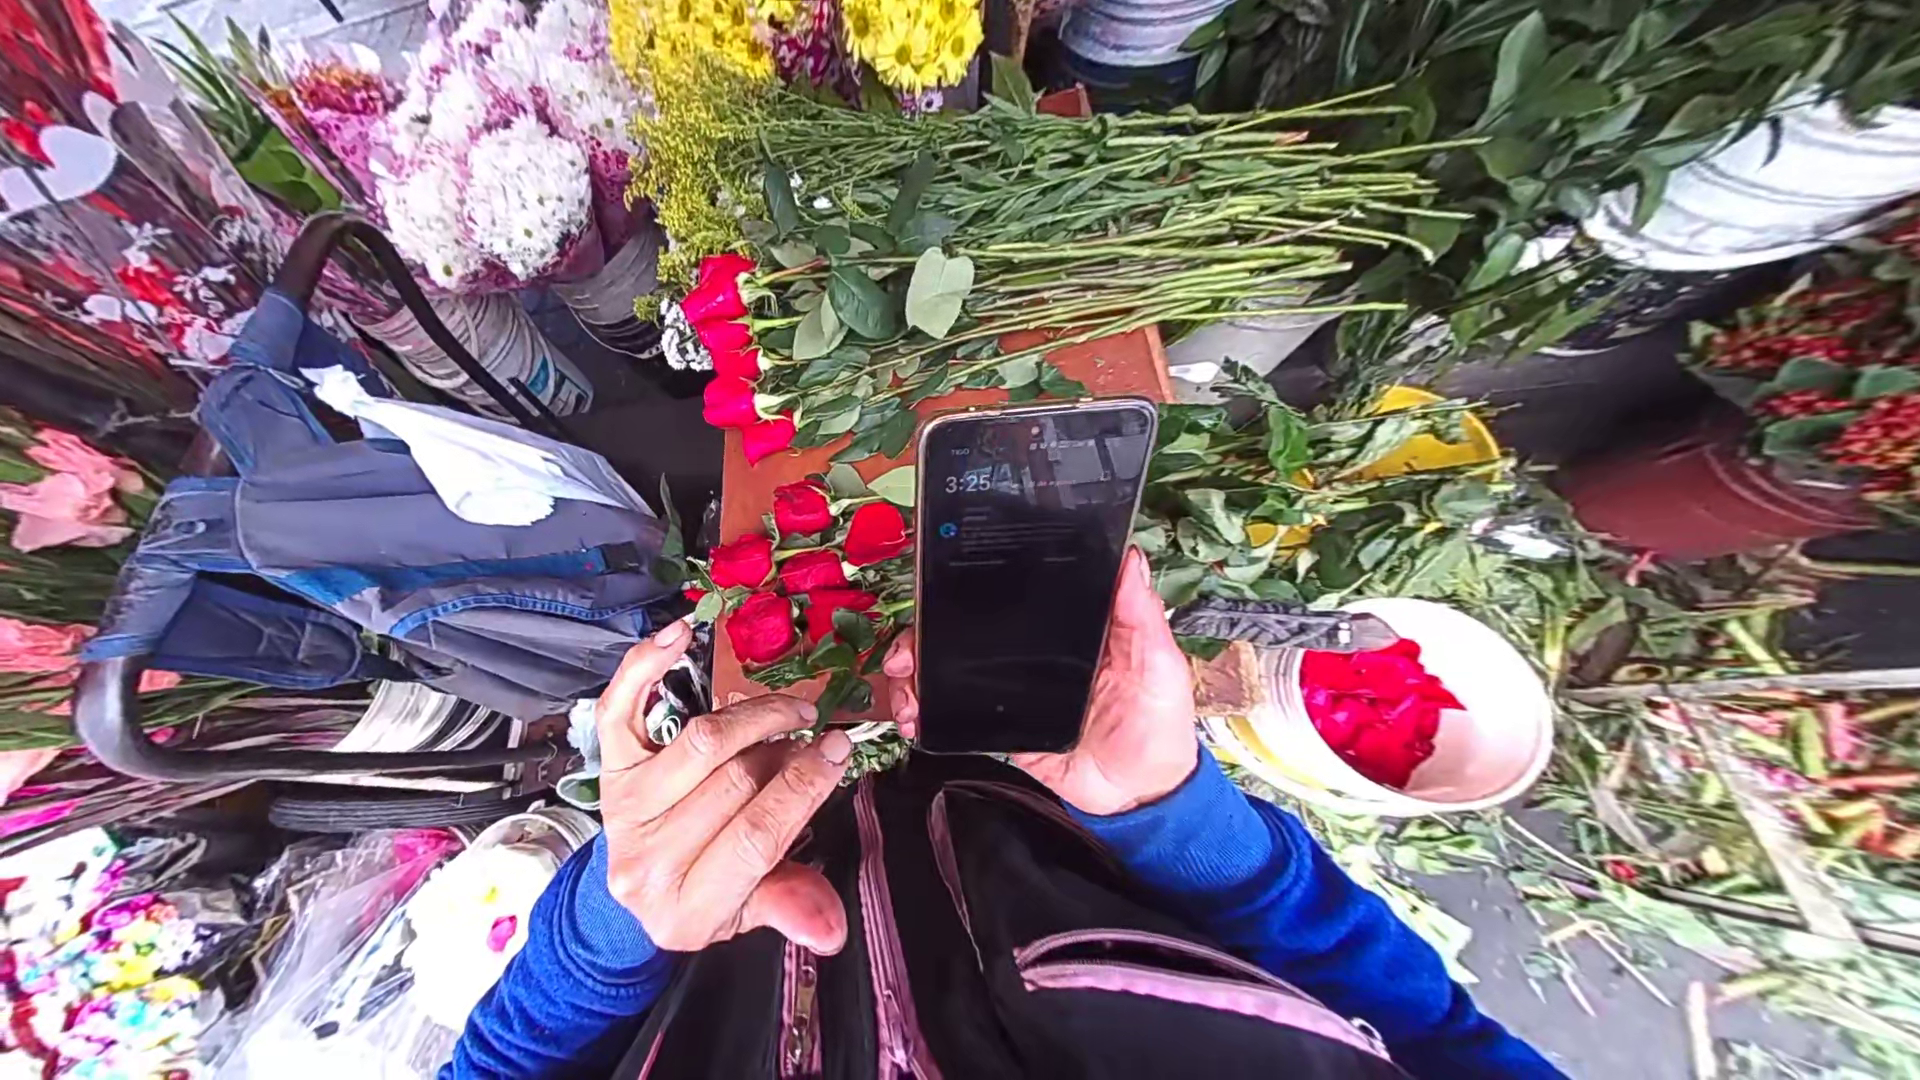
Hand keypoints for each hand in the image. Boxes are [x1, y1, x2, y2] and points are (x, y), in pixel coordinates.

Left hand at [594, 619, 852, 953]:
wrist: (635, 889)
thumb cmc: (701, 894)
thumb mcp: (748, 912)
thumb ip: (788, 906)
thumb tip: (833, 926)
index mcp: (686, 903)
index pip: (757, 837)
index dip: (806, 786)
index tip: (838, 747)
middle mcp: (646, 856)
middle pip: (734, 779)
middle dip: (787, 747)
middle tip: (815, 733)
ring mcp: (625, 804)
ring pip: (700, 740)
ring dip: (756, 714)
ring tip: (789, 712)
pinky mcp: (612, 765)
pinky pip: (622, 707)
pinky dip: (646, 666)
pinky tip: (680, 636)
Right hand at [884, 547, 1198, 815]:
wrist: (1138, 795)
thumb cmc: (1156, 723)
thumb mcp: (1158, 663)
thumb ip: (1140, 616)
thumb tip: (1129, 557)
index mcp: (1065, 626)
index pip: (1012, 593)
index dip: (973, 584)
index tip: (942, 584)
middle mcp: (1031, 649)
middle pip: (966, 628)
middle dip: (926, 631)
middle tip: (908, 648)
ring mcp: (1010, 685)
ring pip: (950, 666)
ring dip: (918, 670)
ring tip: (904, 684)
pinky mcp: (999, 722)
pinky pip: (953, 711)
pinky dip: (926, 710)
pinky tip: (913, 716)